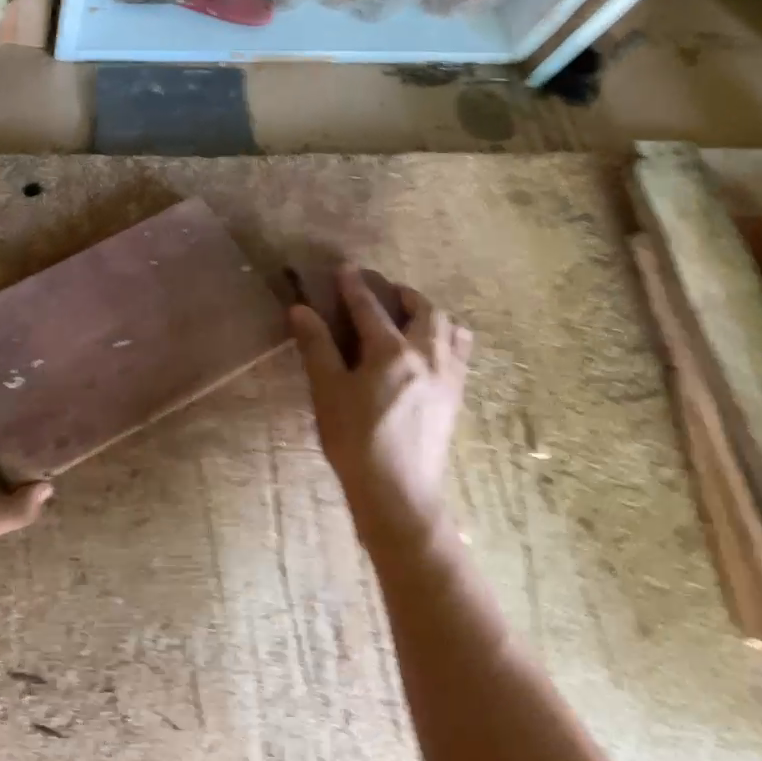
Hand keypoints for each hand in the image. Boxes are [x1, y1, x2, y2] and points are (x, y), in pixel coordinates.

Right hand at [289, 265, 473, 554]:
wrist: (398, 491)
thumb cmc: (355, 440)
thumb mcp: (327, 391)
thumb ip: (317, 346)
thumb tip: (301, 310)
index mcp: (392, 352)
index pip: (371, 308)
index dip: (355, 286)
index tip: (344, 269)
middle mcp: (428, 356)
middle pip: (426, 311)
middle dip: (404, 295)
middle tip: (383, 293)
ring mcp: (449, 377)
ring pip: (452, 330)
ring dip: (431, 315)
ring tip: (410, 318)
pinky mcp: (456, 398)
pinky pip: (460, 353)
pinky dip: (446, 338)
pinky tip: (428, 351)